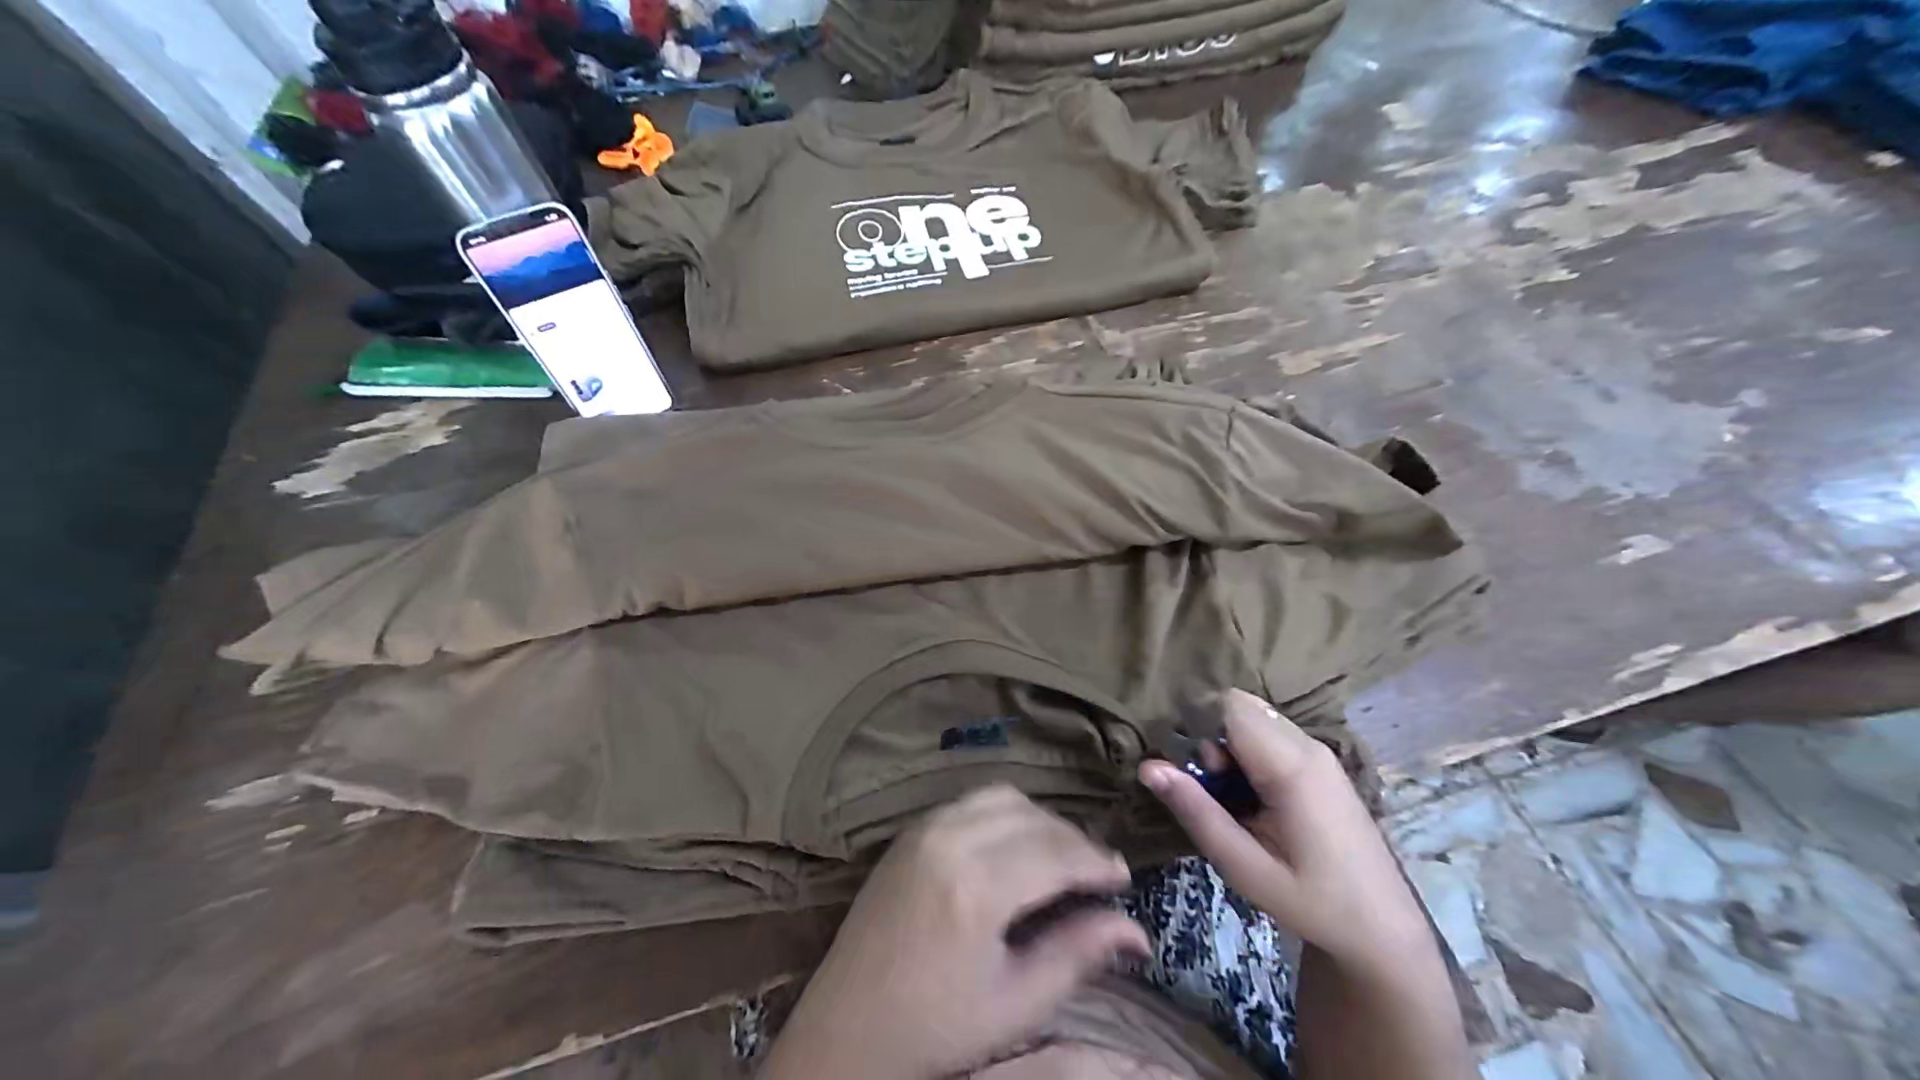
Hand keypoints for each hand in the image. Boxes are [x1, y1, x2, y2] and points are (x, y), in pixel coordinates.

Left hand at [761, 785, 1147, 1079]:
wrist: (847, 1026)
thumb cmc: (936, 1026)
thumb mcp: (1016, 1003)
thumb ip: (1077, 954)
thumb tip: (1136, 930)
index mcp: (975, 887)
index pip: (1056, 852)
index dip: (1098, 861)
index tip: (1125, 877)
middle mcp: (948, 840)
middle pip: (1033, 817)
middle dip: (1074, 840)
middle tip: (1098, 875)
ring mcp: (923, 828)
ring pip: (1002, 798)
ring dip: (1040, 821)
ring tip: (1060, 858)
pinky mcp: (908, 831)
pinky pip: (970, 801)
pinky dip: (1004, 814)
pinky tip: (1014, 848)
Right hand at [1139, 690, 1429, 970]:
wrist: (1384, 930)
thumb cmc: (1313, 902)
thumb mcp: (1244, 866)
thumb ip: (1196, 811)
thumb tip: (1148, 767)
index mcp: (1292, 767)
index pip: (1230, 706)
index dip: (1199, 727)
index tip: (1194, 771)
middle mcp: (1308, 746)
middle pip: (1240, 707)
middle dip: (1212, 735)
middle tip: (1214, 788)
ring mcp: (1319, 753)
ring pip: (1254, 719)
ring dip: (1230, 745)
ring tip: (1232, 797)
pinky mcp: (1321, 764)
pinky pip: (1271, 735)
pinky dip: (1248, 753)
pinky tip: (1253, 798)